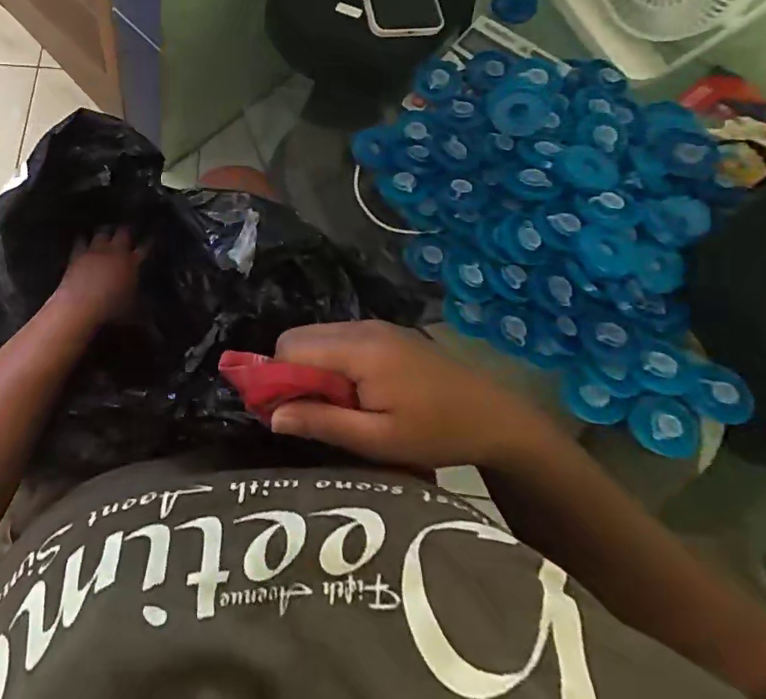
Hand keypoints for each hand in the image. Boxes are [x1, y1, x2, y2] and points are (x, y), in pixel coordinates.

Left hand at [48, 227, 146, 328]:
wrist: (81, 304)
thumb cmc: (111, 308)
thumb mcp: (132, 309)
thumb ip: (140, 306)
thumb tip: (148, 313)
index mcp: (132, 262)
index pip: (145, 248)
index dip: (148, 242)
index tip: (150, 238)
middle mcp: (115, 251)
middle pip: (123, 233)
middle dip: (125, 231)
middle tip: (126, 231)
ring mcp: (95, 250)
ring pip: (102, 232)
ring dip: (104, 232)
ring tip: (105, 232)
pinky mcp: (77, 253)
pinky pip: (80, 240)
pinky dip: (82, 239)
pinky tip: (82, 238)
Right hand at [268, 321, 565, 470]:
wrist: (494, 416)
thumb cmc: (436, 433)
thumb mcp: (378, 439)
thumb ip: (322, 422)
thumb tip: (271, 416)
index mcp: (359, 349)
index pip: (290, 347)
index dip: (276, 378)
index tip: (282, 412)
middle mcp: (363, 327)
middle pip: (299, 337)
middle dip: (292, 372)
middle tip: (312, 412)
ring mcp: (376, 326)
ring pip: (317, 336)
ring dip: (313, 368)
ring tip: (338, 406)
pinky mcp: (386, 332)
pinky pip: (339, 338)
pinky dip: (332, 362)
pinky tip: (356, 392)